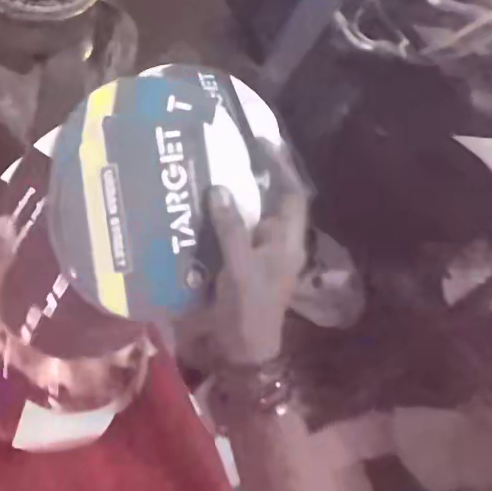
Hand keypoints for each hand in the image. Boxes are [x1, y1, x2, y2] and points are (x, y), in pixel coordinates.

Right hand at [210, 151, 309, 364]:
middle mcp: (277, 242)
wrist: (244, 349)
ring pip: (253, 212)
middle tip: (232, 149)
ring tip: (213, 167)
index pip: (291, 194)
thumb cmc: (249, 308)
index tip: (261, 140)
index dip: (280, 166)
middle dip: (258, 173)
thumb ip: (230, 228)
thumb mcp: (239, 267)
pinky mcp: (242, 260)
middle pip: (273, 199)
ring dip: (237, 191)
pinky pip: (234, 227)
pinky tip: (200, 204)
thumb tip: (218, 188)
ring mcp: (260, 252)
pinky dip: (221, 212)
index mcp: (288, 241)